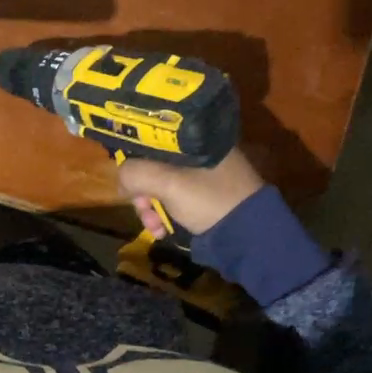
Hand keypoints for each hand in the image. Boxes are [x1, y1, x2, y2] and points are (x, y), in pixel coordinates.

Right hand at [119, 148, 265, 237]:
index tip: (128, 180)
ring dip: (150, 207)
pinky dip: (163, 212)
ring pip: (160, 183)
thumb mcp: (168, 183)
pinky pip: (172, 196)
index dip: (134, 156)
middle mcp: (198, 151)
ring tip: (154, 227)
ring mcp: (202, 174)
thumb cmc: (209, 200)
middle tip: (143, 210)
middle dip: (142, 191)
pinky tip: (161, 230)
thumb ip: (136, 173)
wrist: (249, 236)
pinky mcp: (204, 194)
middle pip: (153, 163)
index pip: (152, 136)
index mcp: (195, 138)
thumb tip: (122, 178)